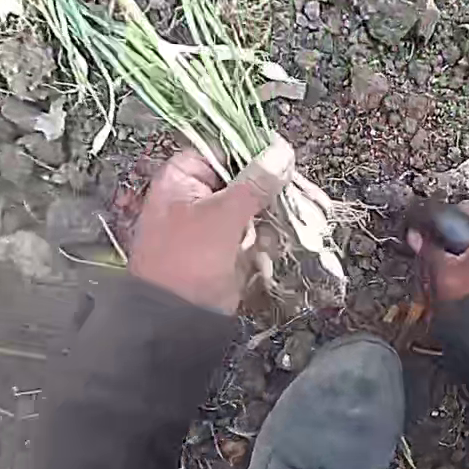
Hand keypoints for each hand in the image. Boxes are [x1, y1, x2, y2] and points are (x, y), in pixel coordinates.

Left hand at [129, 137, 293, 313]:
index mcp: (183, 178)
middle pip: (243, 177)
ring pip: (254, 204)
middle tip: (292, 193)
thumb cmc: (188, 261)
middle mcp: (198, 194)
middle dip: (267, 188)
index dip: (253, 152)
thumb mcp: (221, 216)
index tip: (284, 158)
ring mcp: (214, 221)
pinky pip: (255, 229)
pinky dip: (265, 236)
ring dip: (269, 215)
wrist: (177, 319)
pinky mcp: (229, 244)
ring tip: (279, 224)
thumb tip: (282, 151)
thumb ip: (254, 183)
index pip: (223, 149)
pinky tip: (267, 247)